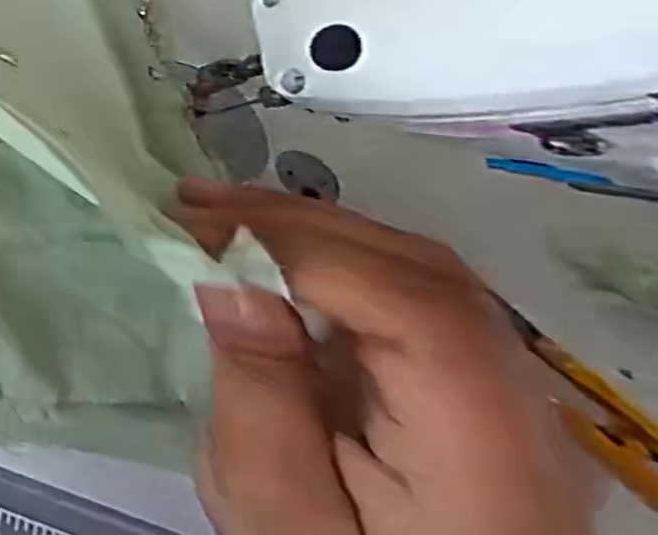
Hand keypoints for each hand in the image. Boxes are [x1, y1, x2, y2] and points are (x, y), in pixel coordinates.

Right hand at [172, 179, 590, 534]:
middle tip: (187, 207)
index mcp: (486, 457)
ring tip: (206, 207)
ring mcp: (500, 387)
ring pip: (414, 267)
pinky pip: (398, 284)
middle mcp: (521, 410)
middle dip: (293, 225)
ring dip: (302, 224)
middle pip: (424, 277)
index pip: (422, 316)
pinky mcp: (459, 375)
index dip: (304, 253)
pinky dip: (319, 246)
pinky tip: (258, 239)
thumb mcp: (273, 502)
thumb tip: (228, 285)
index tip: (197, 237)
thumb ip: (258, 399)